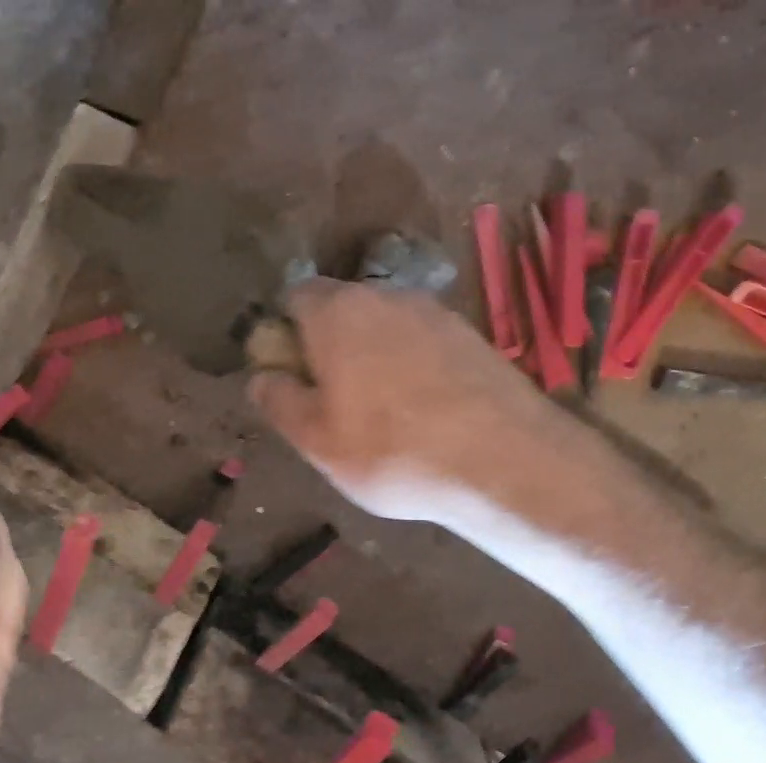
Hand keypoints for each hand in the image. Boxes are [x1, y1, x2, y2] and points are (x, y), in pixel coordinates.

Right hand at [249, 279, 571, 522]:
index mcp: (338, 312)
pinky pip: (422, 347)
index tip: (290, 378)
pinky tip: (420, 417)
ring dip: (371, 361)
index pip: (295, 297)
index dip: (285, 334)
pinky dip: (410, 371)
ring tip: (378, 417)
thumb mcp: (314, 439)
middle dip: (328, 348)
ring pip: (385, 329)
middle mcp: (387, 297)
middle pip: (342, 311)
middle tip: (330, 405)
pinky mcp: (473, 338)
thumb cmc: (390, 451)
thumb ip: (278, 401)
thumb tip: (261, 377)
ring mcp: (436, 314)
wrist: (504, 462)